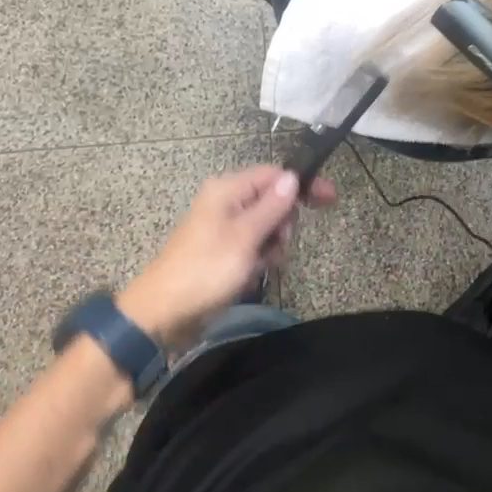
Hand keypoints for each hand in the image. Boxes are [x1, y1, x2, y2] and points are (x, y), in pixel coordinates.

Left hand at [115, 166, 335, 347]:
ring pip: (266, 226)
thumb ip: (272, 207)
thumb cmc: (204, 271)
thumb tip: (293, 177)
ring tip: (260, 266)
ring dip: (271, 246)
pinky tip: (252, 275)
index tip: (330, 200)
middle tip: (278, 244)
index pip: (274, 174)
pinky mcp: (222, 252)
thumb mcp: (244, 238)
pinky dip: (259, 259)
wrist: (160, 316)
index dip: (302, 186)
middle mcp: (225, 202)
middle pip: (272, 200)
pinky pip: (253, 247)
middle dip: (283, 222)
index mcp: (227, 189)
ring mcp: (223, 228)